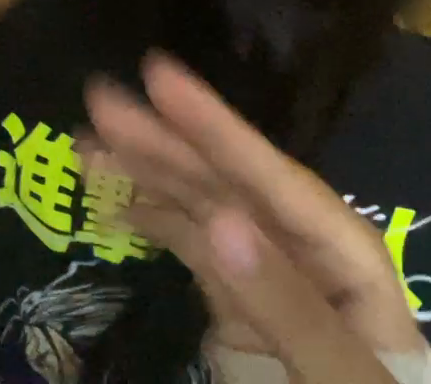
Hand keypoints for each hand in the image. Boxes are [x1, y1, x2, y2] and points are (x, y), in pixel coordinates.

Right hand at [86, 55, 424, 382]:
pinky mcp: (237, 290)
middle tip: (100, 100)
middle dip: (162, 141)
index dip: (212, 125)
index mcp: (341, 246)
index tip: (158, 76)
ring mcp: (264, 262)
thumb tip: (220, 223)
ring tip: (87, 144)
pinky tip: (113, 202)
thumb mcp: (342, 371)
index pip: (270, 176)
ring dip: (145, 170)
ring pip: (198, 201)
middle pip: (225, 180)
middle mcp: (298, 238)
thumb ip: (288, 303)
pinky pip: (188, 241)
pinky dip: (150, 218)